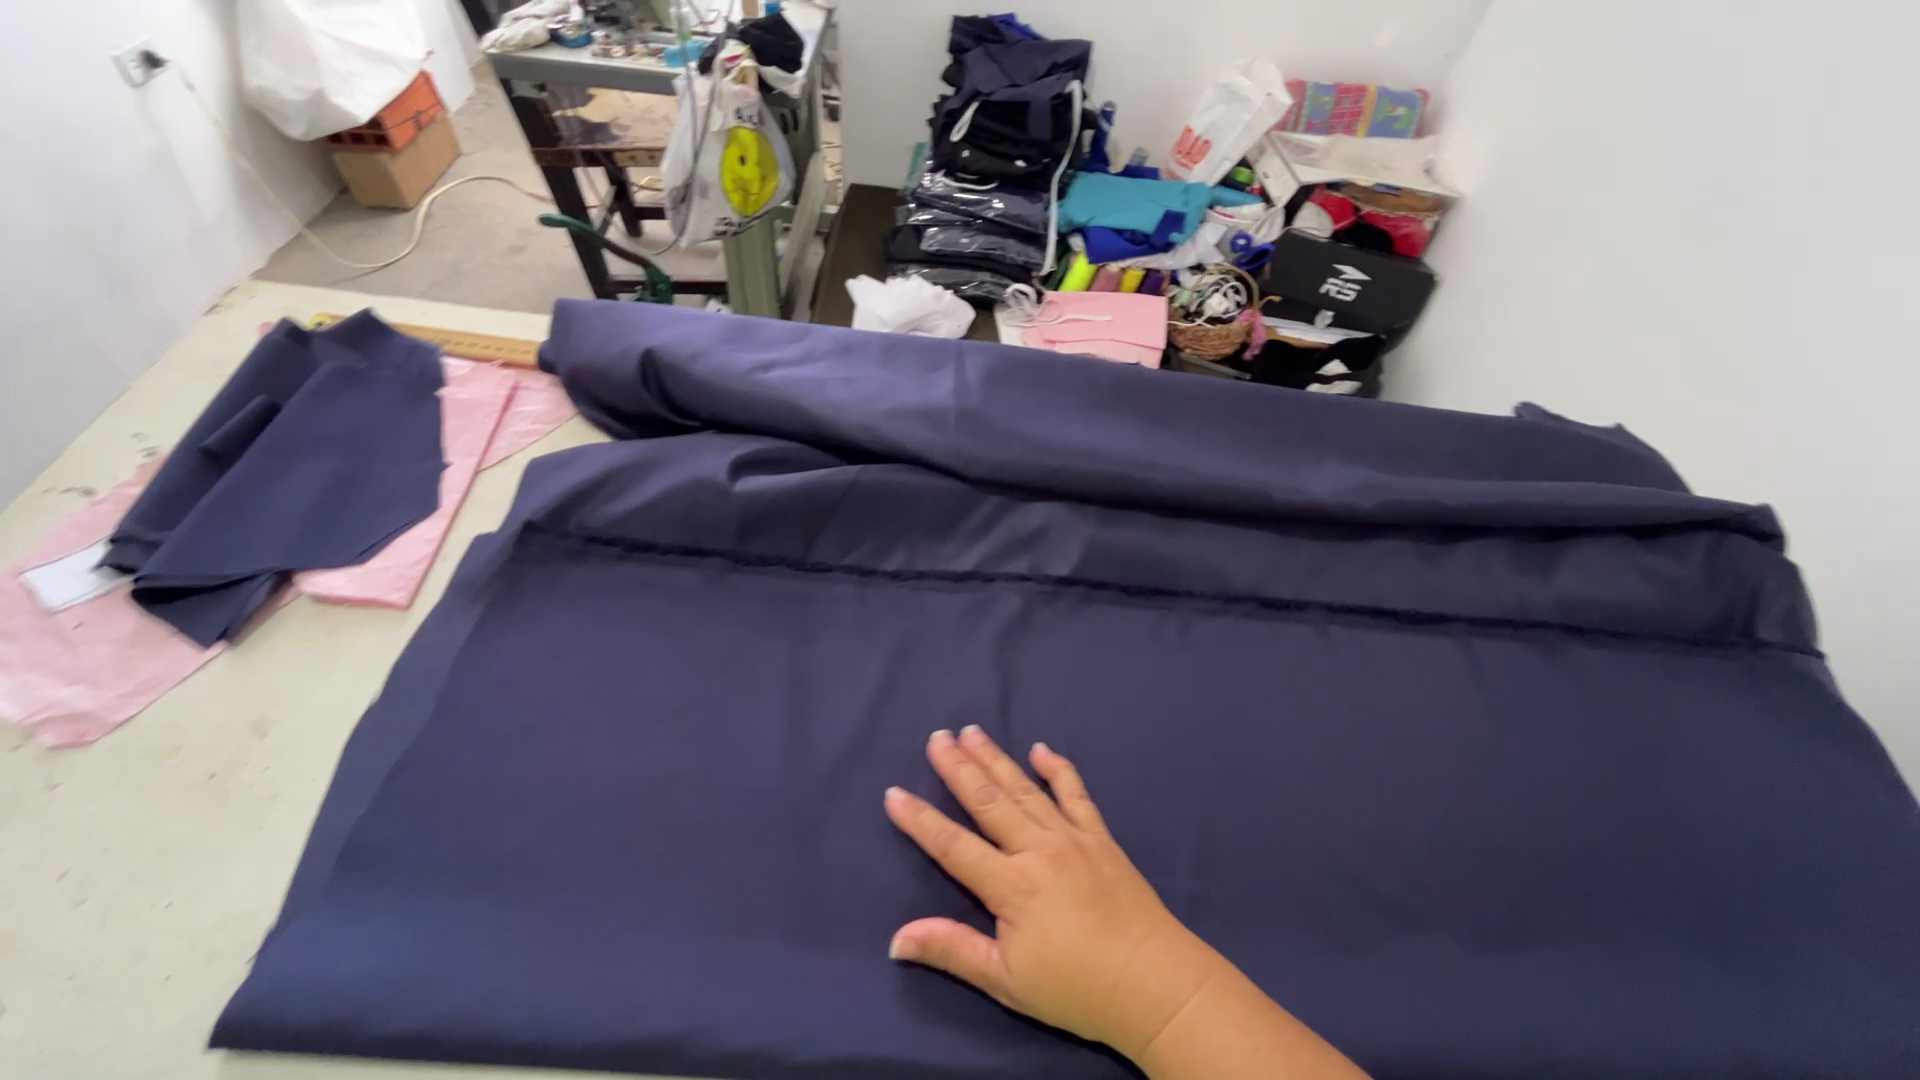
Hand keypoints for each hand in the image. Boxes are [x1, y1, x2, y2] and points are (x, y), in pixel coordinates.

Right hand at [882, 726, 1225, 1060]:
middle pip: (988, 802)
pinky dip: (1058, 770)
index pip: (953, 845)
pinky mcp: (1100, 838)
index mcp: (1011, 885)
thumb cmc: (1076, 988)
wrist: (1154, 983)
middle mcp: (1038, 850)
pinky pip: (1076, 794)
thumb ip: (952, 950)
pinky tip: (1042, 750)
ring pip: (1024, 790)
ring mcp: (1072, 838)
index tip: (894, 792)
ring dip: (996, 759)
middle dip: (958, 768)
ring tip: (972, 732)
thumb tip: (897, 938)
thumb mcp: (1006, 981)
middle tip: (937, 737)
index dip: (920, 820)